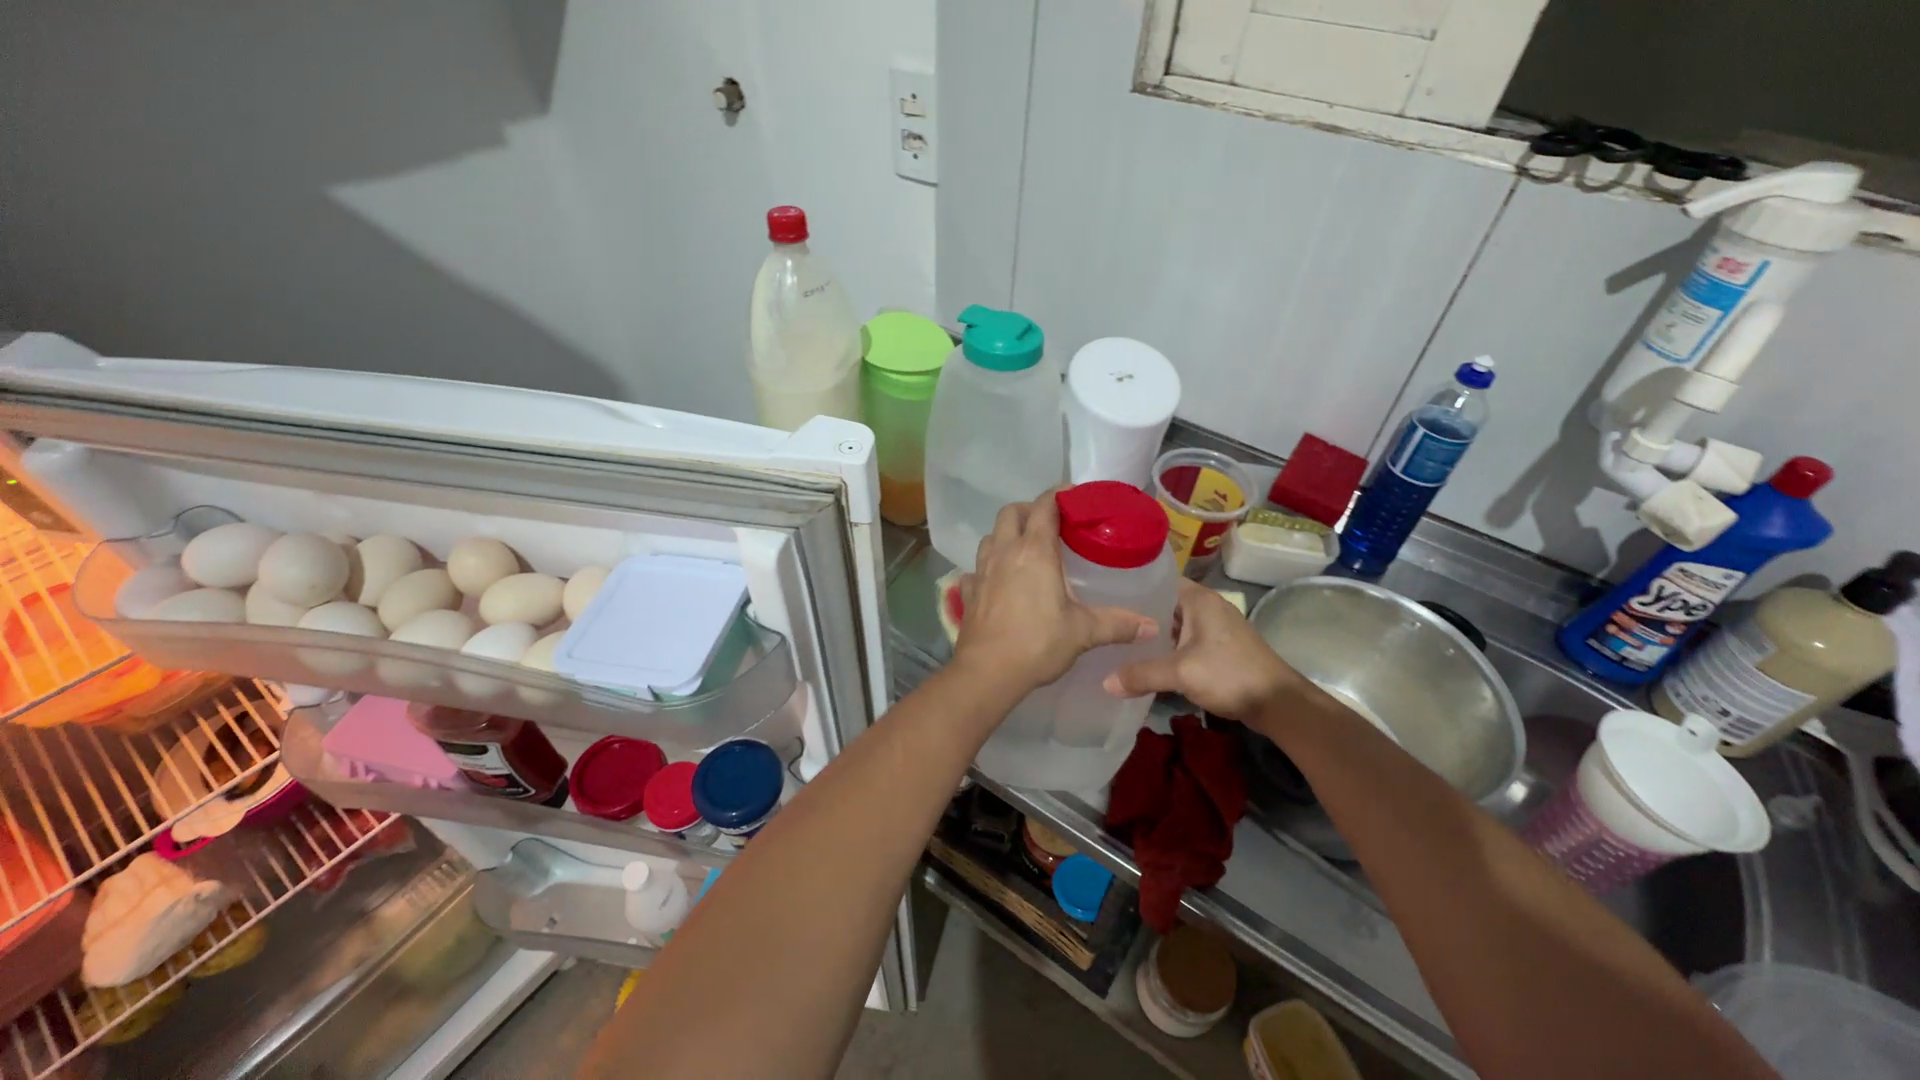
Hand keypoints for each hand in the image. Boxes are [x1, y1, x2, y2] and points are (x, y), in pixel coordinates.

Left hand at [954, 494, 1157, 693]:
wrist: (987, 673)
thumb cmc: (1038, 643)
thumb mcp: (1084, 632)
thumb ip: (1118, 624)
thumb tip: (1152, 626)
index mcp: (1035, 551)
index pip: (1044, 506)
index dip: (1059, 495)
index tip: (1075, 496)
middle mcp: (1005, 553)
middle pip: (1010, 513)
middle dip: (1029, 510)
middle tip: (1050, 525)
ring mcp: (981, 572)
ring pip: (990, 537)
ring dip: (1006, 535)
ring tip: (1024, 551)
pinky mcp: (968, 593)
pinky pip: (974, 571)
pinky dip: (986, 570)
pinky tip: (996, 583)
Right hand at [1103, 580, 1314, 729]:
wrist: (1277, 703)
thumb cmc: (1230, 674)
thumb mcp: (1181, 673)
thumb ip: (1141, 674)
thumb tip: (1104, 683)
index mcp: (1198, 599)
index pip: (1157, 581)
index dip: (1130, 588)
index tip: (1102, 598)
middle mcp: (1205, 607)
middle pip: (1161, 606)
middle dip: (1135, 617)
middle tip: (1103, 625)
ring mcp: (1212, 629)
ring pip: (1171, 627)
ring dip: (1149, 638)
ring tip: (1114, 645)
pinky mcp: (1216, 650)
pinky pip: (1181, 644)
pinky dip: (1164, 652)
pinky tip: (1143, 665)